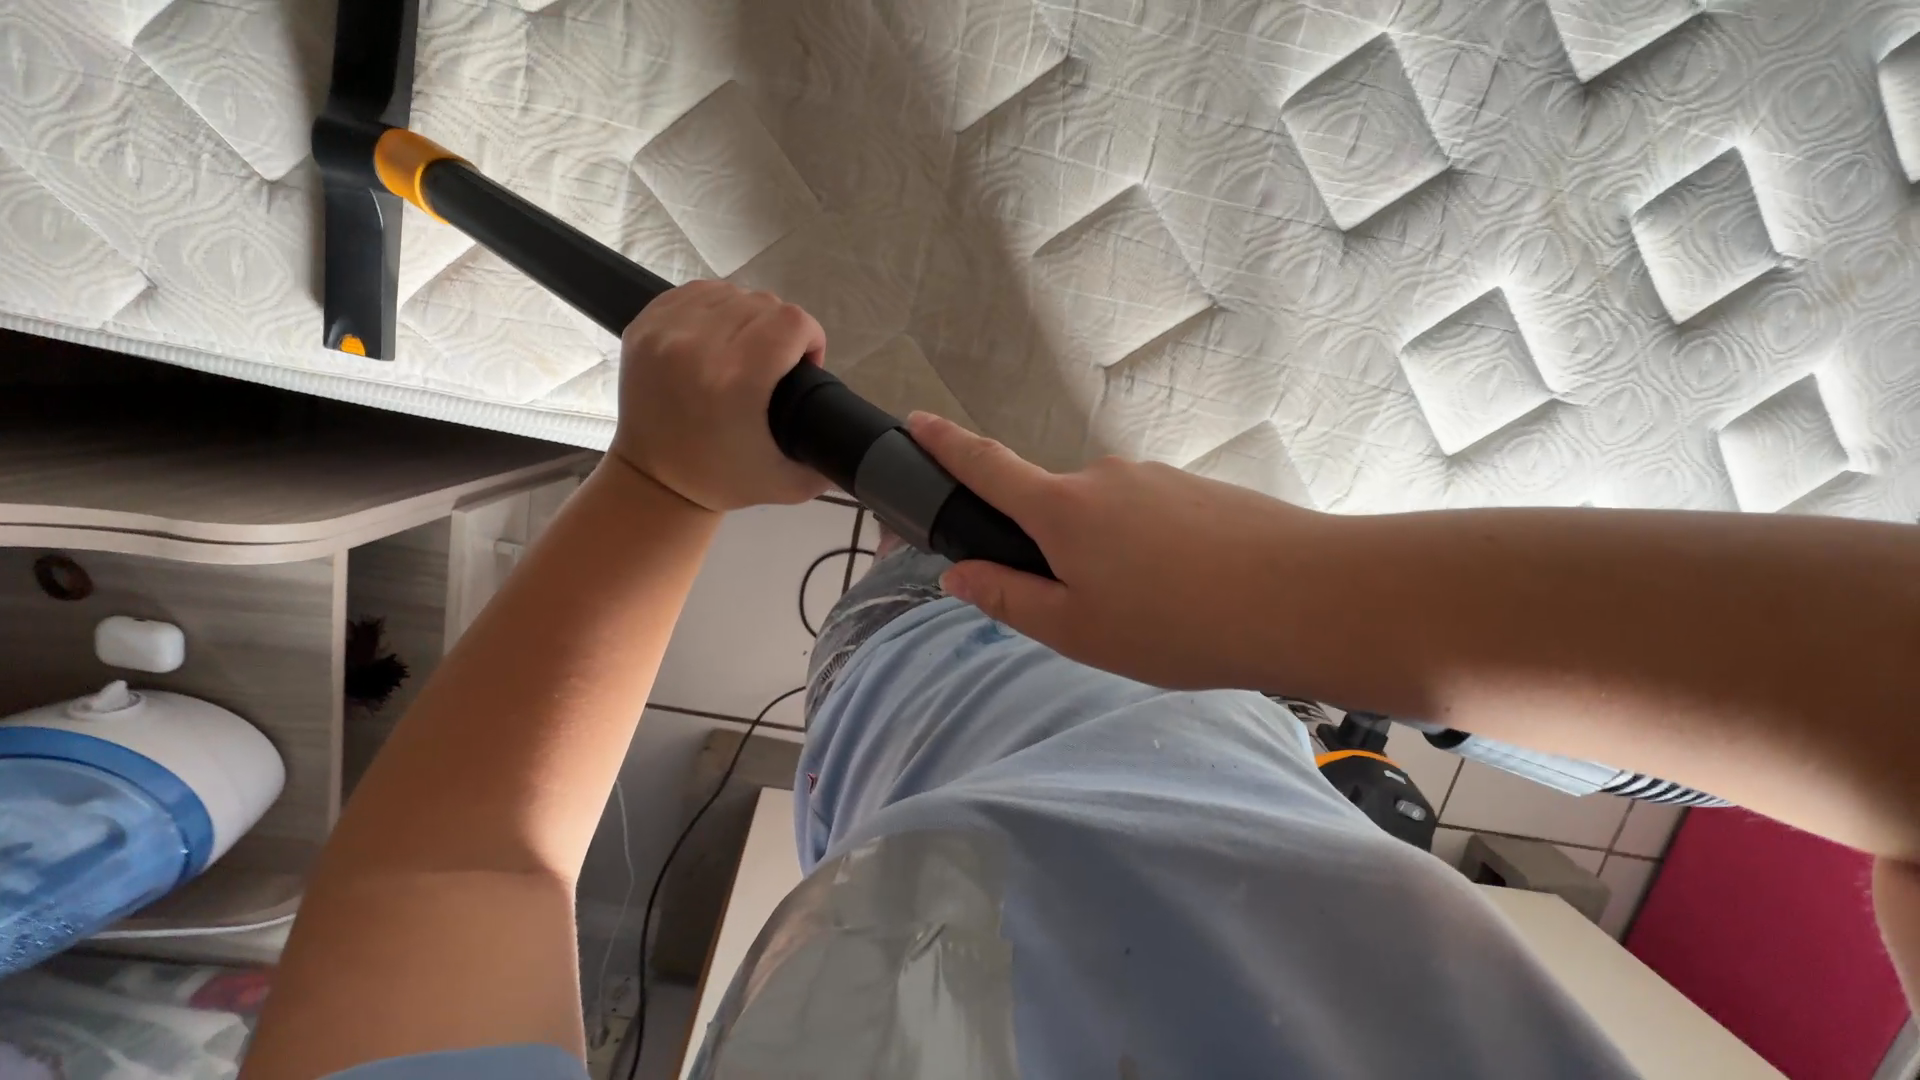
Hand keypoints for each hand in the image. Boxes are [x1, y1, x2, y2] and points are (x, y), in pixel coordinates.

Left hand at [610, 281, 831, 510]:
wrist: (651, 481)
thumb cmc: (723, 481)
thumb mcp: (789, 484)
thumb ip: (831, 462)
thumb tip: (862, 443)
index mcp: (736, 381)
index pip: (792, 321)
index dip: (811, 339)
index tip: (804, 366)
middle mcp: (697, 347)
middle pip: (765, 304)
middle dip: (782, 331)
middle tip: (776, 365)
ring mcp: (666, 331)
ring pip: (732, 293)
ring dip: (749, 317)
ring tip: (746, 350)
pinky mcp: (644, 324)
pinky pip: (697, 292)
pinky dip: (716, 309)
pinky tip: (718, 338)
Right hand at [907, 412, 1334, 689]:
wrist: (1304, 599)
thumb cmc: (1174, 625)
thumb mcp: (1075, 630)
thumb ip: (1008, 597)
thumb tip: (956, 574)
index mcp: (1062, 509)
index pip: (987, 467)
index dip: (945, 445)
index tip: (916, 421)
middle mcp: (1104, 476)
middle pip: (1053, 506)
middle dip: (1053, 549)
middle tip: (1089, 610)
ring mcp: (1157, 475)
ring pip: (1107, 517)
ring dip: (1109, 556)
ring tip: (1152, 614)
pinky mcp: (1198, 488)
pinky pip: (1151, 518)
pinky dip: (1151, 552)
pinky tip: (1186, 594)